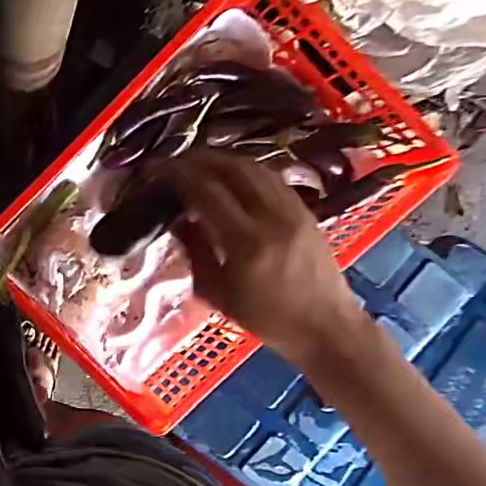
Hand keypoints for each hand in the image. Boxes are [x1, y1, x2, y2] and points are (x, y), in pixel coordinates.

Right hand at [169, 152, 367, 361]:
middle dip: (200, 159)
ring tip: (200, 163)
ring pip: (255, 168)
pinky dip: (246, 170)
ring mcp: (294, 210)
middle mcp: (272, 218)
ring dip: (224, 160)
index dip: (180, 175)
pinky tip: (232, 176)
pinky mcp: (306, 210)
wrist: (326, 326)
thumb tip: (178, 221)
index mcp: (247, 243)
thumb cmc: (267, 319)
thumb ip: (196, 253)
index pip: (208, 192)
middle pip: (233, 169)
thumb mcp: (218, 294)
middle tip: (176, 160)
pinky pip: (271, 178)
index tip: (160, 169)